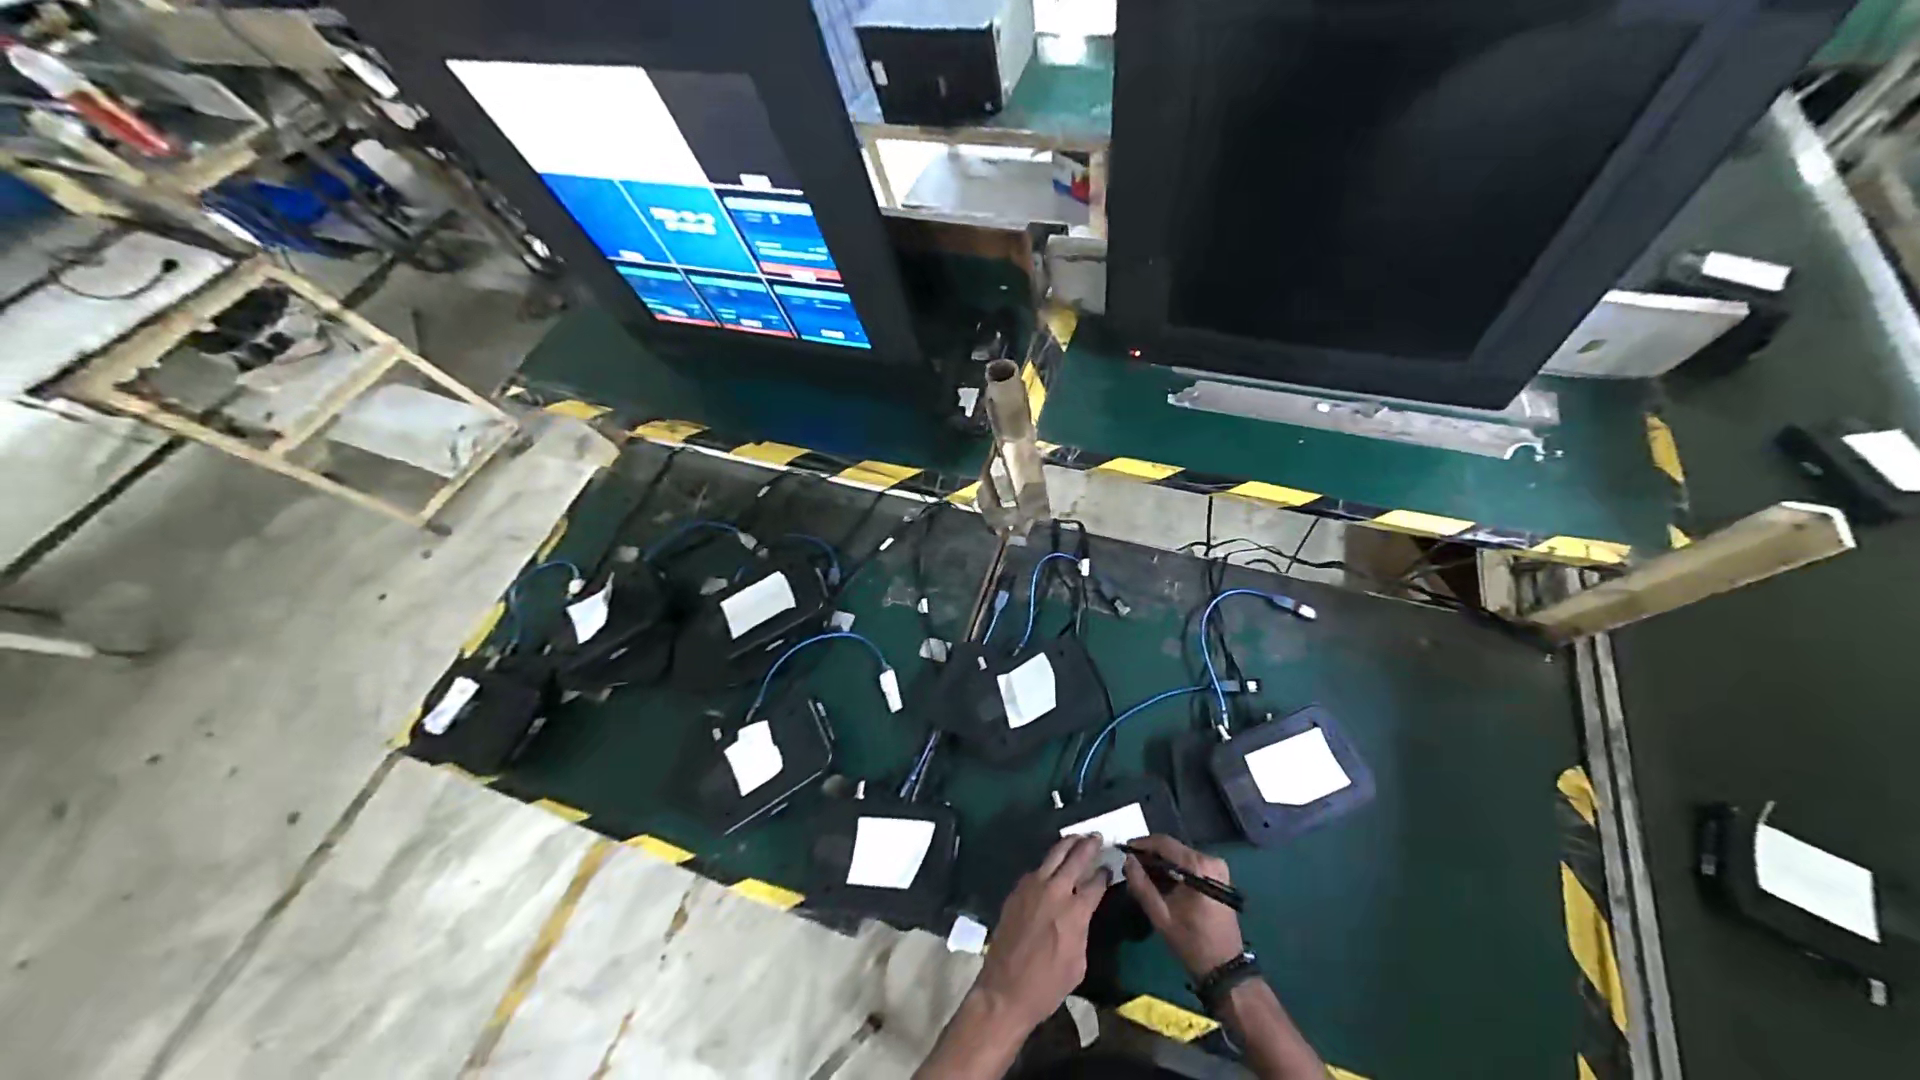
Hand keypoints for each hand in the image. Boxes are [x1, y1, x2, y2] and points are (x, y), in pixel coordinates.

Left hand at [973, 835, 1108, 1032]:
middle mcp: (1055, 892)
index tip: (1109, 867)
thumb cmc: (1048, 984)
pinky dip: (1048, 861)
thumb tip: (1081, 913)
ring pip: (1053, 855)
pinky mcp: (1017, 890)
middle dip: (1089, 846)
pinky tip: (1053, 862)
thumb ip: (1082, 929)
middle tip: (1097, 836)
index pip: (1096, 883)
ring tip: (1078, 836)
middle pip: (1075, 858)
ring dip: (1068, 844)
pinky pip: (1036, 869)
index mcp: (1075, 912)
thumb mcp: (1078, 962)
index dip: (1105, 874)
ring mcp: (1033, 887)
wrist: (1006, 988)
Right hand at [1123, 834, 1244, 976]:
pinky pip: (1191, 864)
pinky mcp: (1220, 877)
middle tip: (1131, 867)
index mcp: (1198, 866)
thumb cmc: (1191, 942)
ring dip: (1162, 863)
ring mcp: (1218, 868)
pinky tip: (1162, 882)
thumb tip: (1128, 860)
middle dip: (1151, 855)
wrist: (1225, 967)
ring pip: (1181, 856)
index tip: (1124, 850)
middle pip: (1173, 848)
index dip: (1141, 844)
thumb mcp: (1160, 915)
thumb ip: (1141, 884)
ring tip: (1143, 876)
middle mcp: (1211, 860)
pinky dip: (1175, 870)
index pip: (1164, 843)